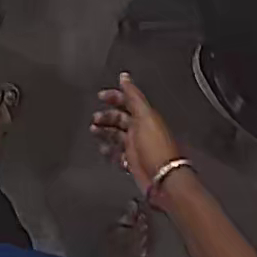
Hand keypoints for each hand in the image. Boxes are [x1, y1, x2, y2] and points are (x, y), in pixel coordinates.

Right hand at [91, 73, 184, 200]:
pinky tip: (102, 148)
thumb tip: (125, 77)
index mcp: (145, 116)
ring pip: (116, 135)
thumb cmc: (156, 147)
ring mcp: (136, 146)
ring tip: (94, 130)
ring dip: (104, 131)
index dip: (115, 96)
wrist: (163, 179)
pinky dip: (109, 150)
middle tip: (95, 117)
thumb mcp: (144, 116)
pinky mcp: (132, 162)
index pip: (128, 100)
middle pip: (120, 117)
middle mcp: (140, 129)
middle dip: (107, 115)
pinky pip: (117, 153)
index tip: (101, 95)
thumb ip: (134, 96)